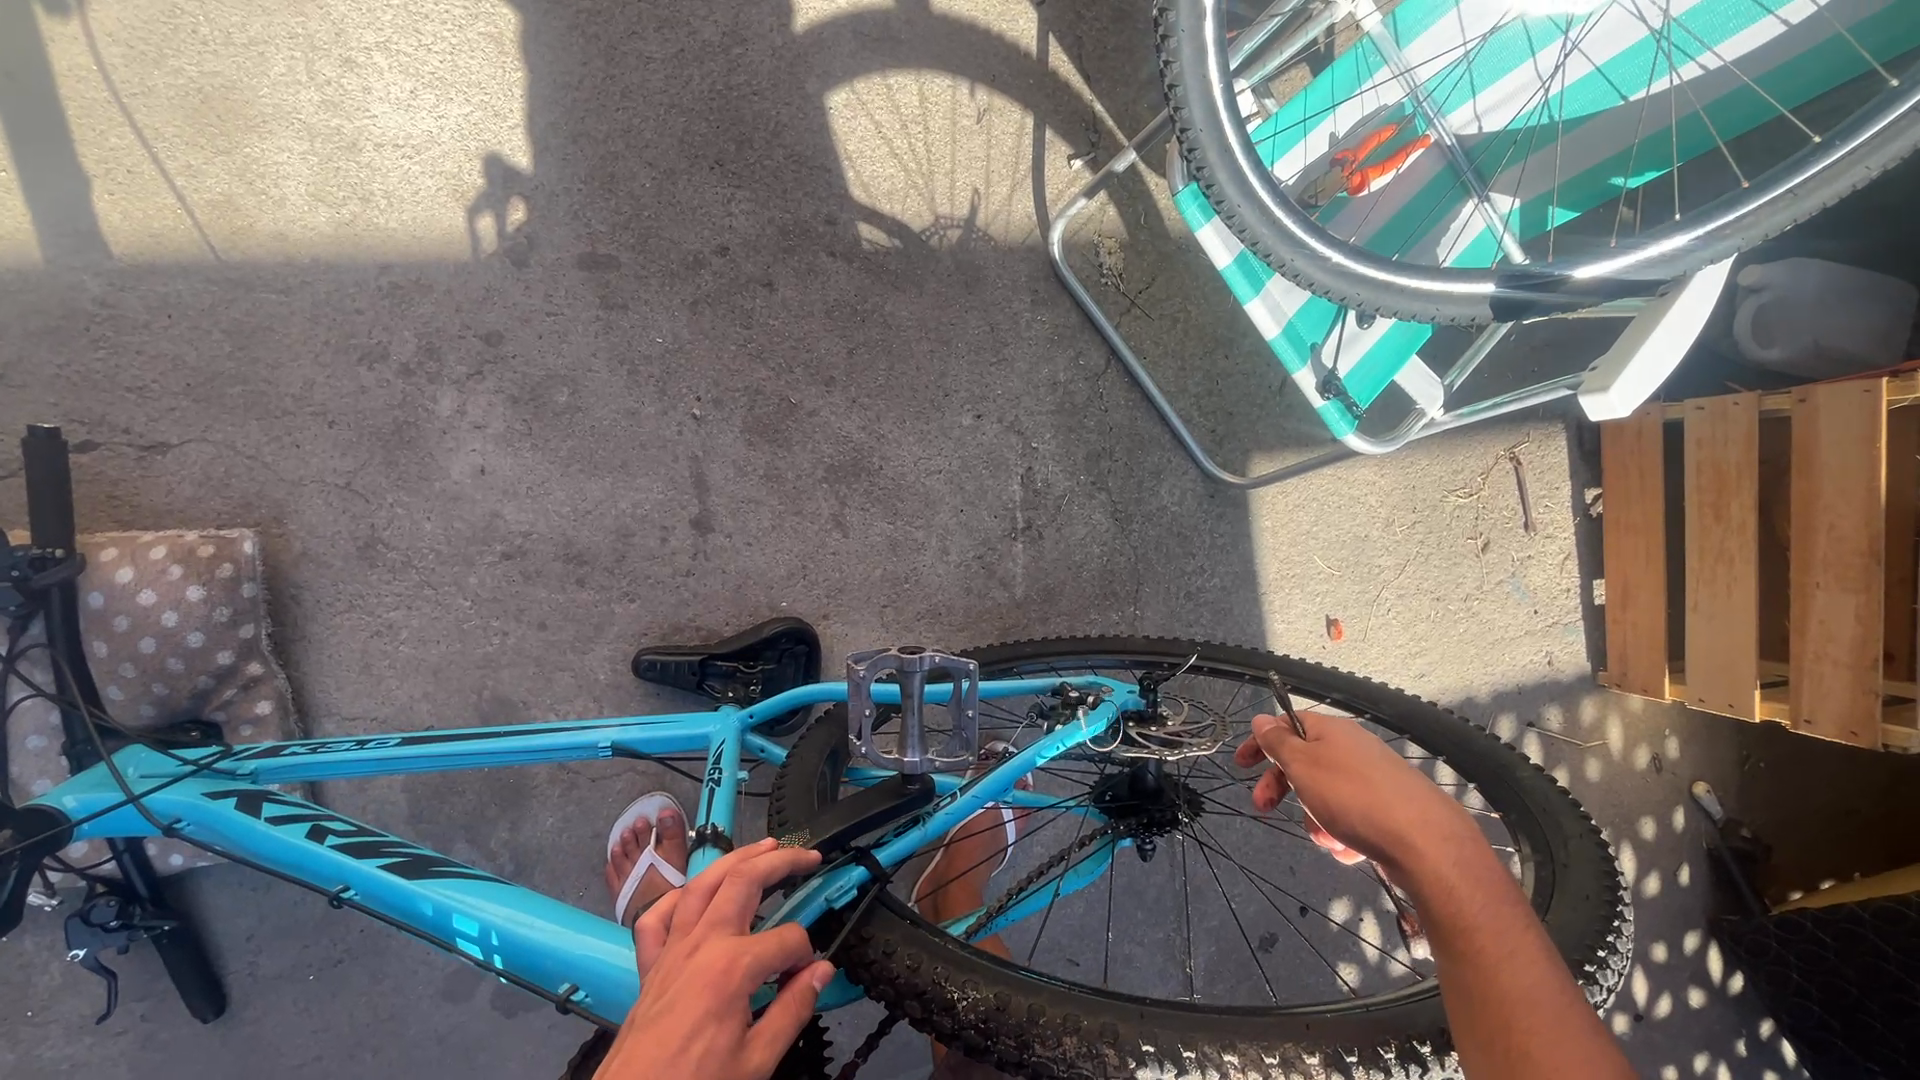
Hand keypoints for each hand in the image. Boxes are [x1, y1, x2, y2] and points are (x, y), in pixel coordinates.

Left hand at [593, 838, 834, 1079]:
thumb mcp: (756, 1061)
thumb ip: (793, 1010)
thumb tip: (822, 971)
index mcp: (733, 968)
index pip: (788, 941)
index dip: (807, 956)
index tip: (810, 975)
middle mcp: (702, 944)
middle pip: (746, 882)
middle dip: (782, 862)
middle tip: (808, 855)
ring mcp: (672, 949)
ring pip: (703, 883)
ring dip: (737, 858)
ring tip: (765, 846)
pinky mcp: (649, 965)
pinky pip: (657, 917)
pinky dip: (677, 897)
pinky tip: (696, 891)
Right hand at [1233, 711, 1478, 874]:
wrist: (1424, 842)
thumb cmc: (1352, 797)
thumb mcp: (1302, 765)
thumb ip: (1277, 742)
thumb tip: (1261, 719)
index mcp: (1332, 731)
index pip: (1286, 725)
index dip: (1260, 743)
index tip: (1241, 766)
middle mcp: (1354, 749)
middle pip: (1304, 763)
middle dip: (1282, 787)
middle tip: (1264, 807)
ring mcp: (1374, 780)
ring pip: (1326, 795)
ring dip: (1315, 817)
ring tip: (1324, 836)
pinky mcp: (1390, 810)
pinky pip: (1352, 817)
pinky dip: (1342, 833)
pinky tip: (1347, 848)